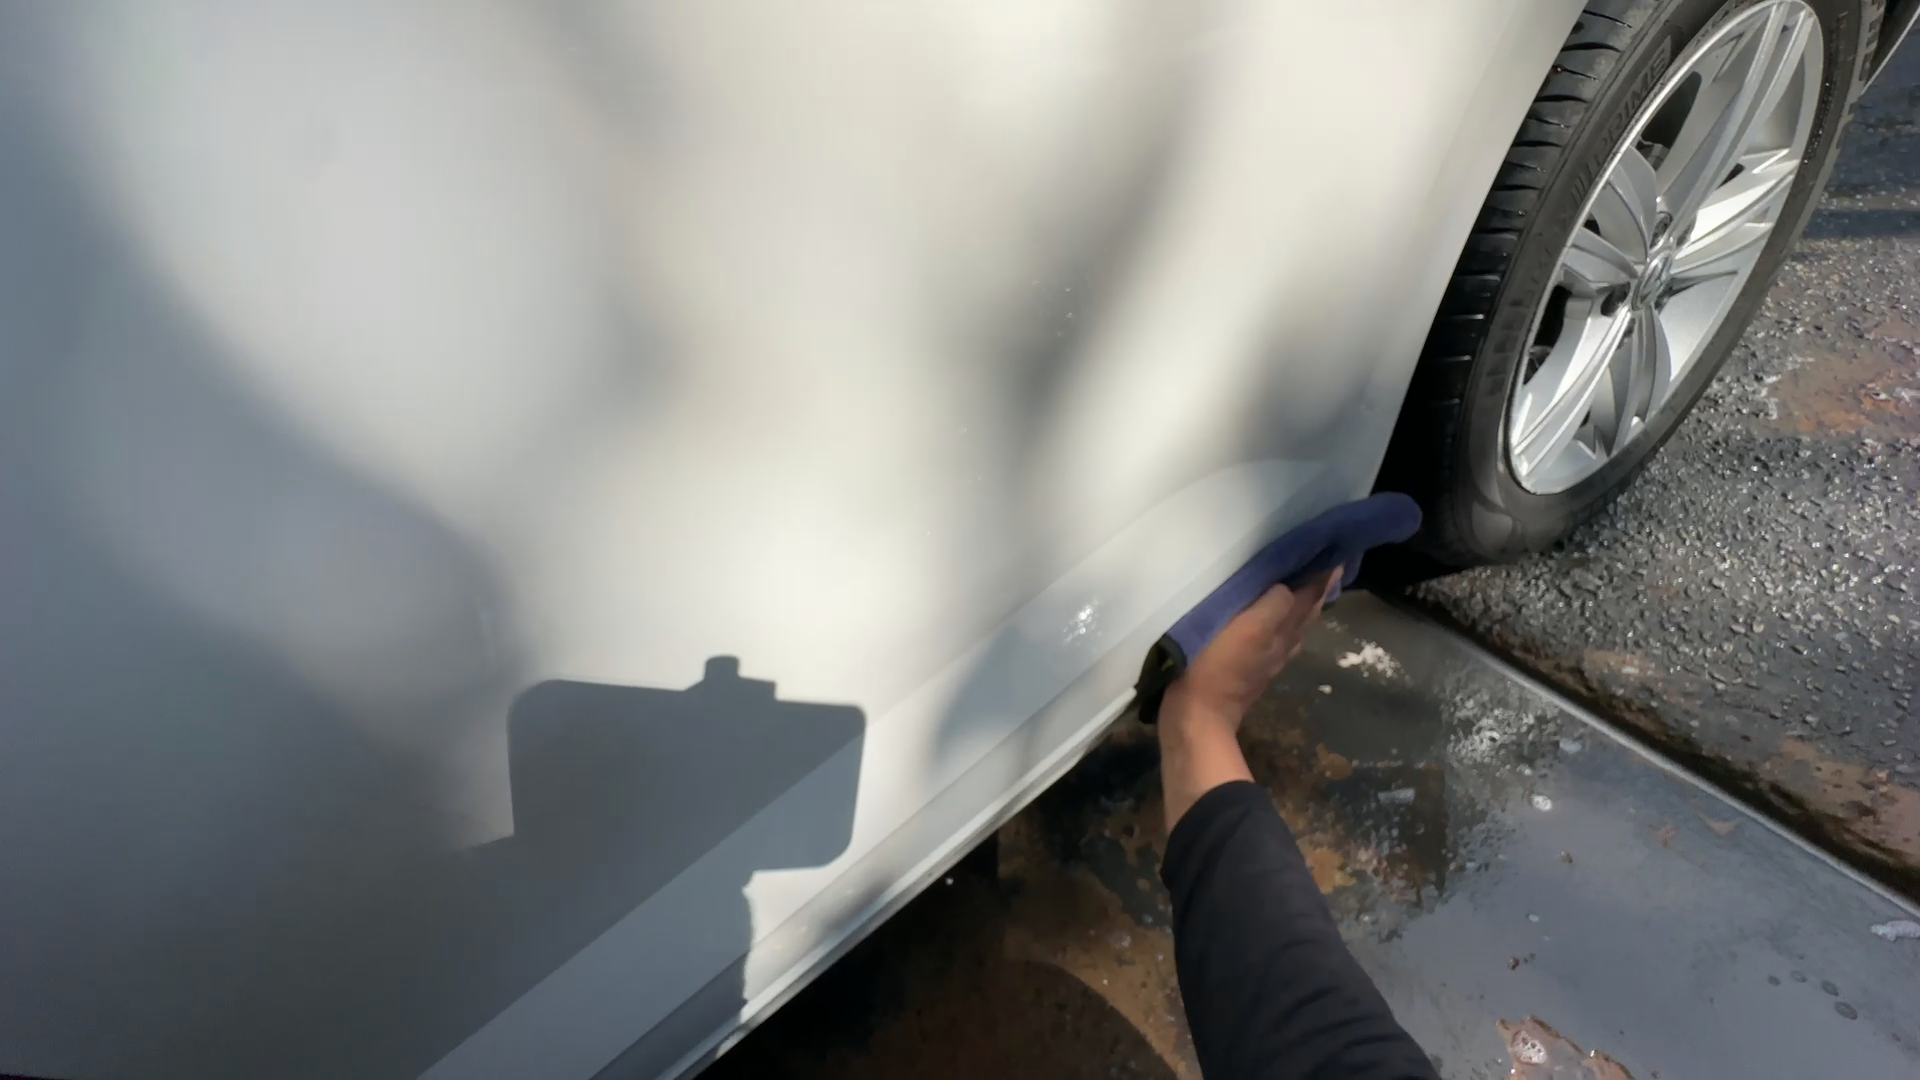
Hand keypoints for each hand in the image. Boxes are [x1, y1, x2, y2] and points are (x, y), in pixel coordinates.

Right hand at [1158, 567, 1340, 832]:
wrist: (1196, 716)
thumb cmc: (1215, 666)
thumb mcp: (1245, 629)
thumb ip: (1272, 605)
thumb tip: (1289, 586)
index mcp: (1282, 629)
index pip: (1310, 595)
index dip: (1321, 574)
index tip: (1331, 549)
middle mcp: (1282, 644)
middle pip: (1306, 612)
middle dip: (1316, 588)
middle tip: (1322, 562)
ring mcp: (1268, 661)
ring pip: (1295, 627)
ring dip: (1303, 606)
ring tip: (1305, 587)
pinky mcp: (1252, 672)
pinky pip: (1277, 639)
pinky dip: (1284, 623)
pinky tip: (1275, 623)